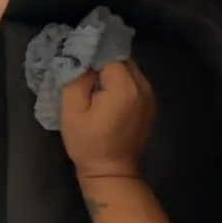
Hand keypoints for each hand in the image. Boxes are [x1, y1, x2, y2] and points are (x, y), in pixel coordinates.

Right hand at [61, 60, 155, 180]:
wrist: (112, 173)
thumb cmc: (88, 142)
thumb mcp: (71, 109)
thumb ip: (76, 76)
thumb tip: (80, 57)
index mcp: (124, 86)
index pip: (107, 52)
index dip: (90, 50)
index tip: (73, 51)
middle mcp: (143, 86)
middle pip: (120, 56)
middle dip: (100, 56)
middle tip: (79, 63)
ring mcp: (149, 95)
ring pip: (127, 66)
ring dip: (109, 67)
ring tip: (90, 76)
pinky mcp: (149, 103)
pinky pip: (132, 79)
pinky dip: (118, 77)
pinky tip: (103, 88)